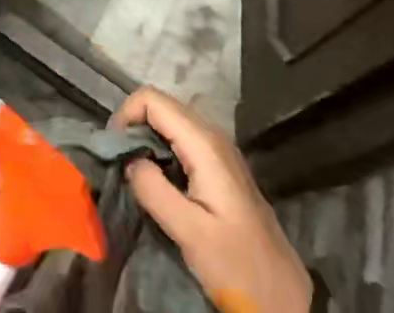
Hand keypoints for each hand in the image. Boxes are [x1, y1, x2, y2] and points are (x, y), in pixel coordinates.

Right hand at [112, 88, 311, 312]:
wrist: (281, 294)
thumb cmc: (238, 264)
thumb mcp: (191, 233)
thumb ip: (155, 191)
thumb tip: (128, 161)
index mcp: (204, 143)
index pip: (153, 99)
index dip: (126, 115)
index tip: (112, 151)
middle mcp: (211, 135)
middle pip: (161, 106)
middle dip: (132, 126)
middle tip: (117, 164)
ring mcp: (217, 150)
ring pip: (170, 122)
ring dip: (144, 139)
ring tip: (131, 174)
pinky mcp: (217, 167)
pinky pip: (180, 141)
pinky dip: (159, 151)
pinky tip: (154, 182)